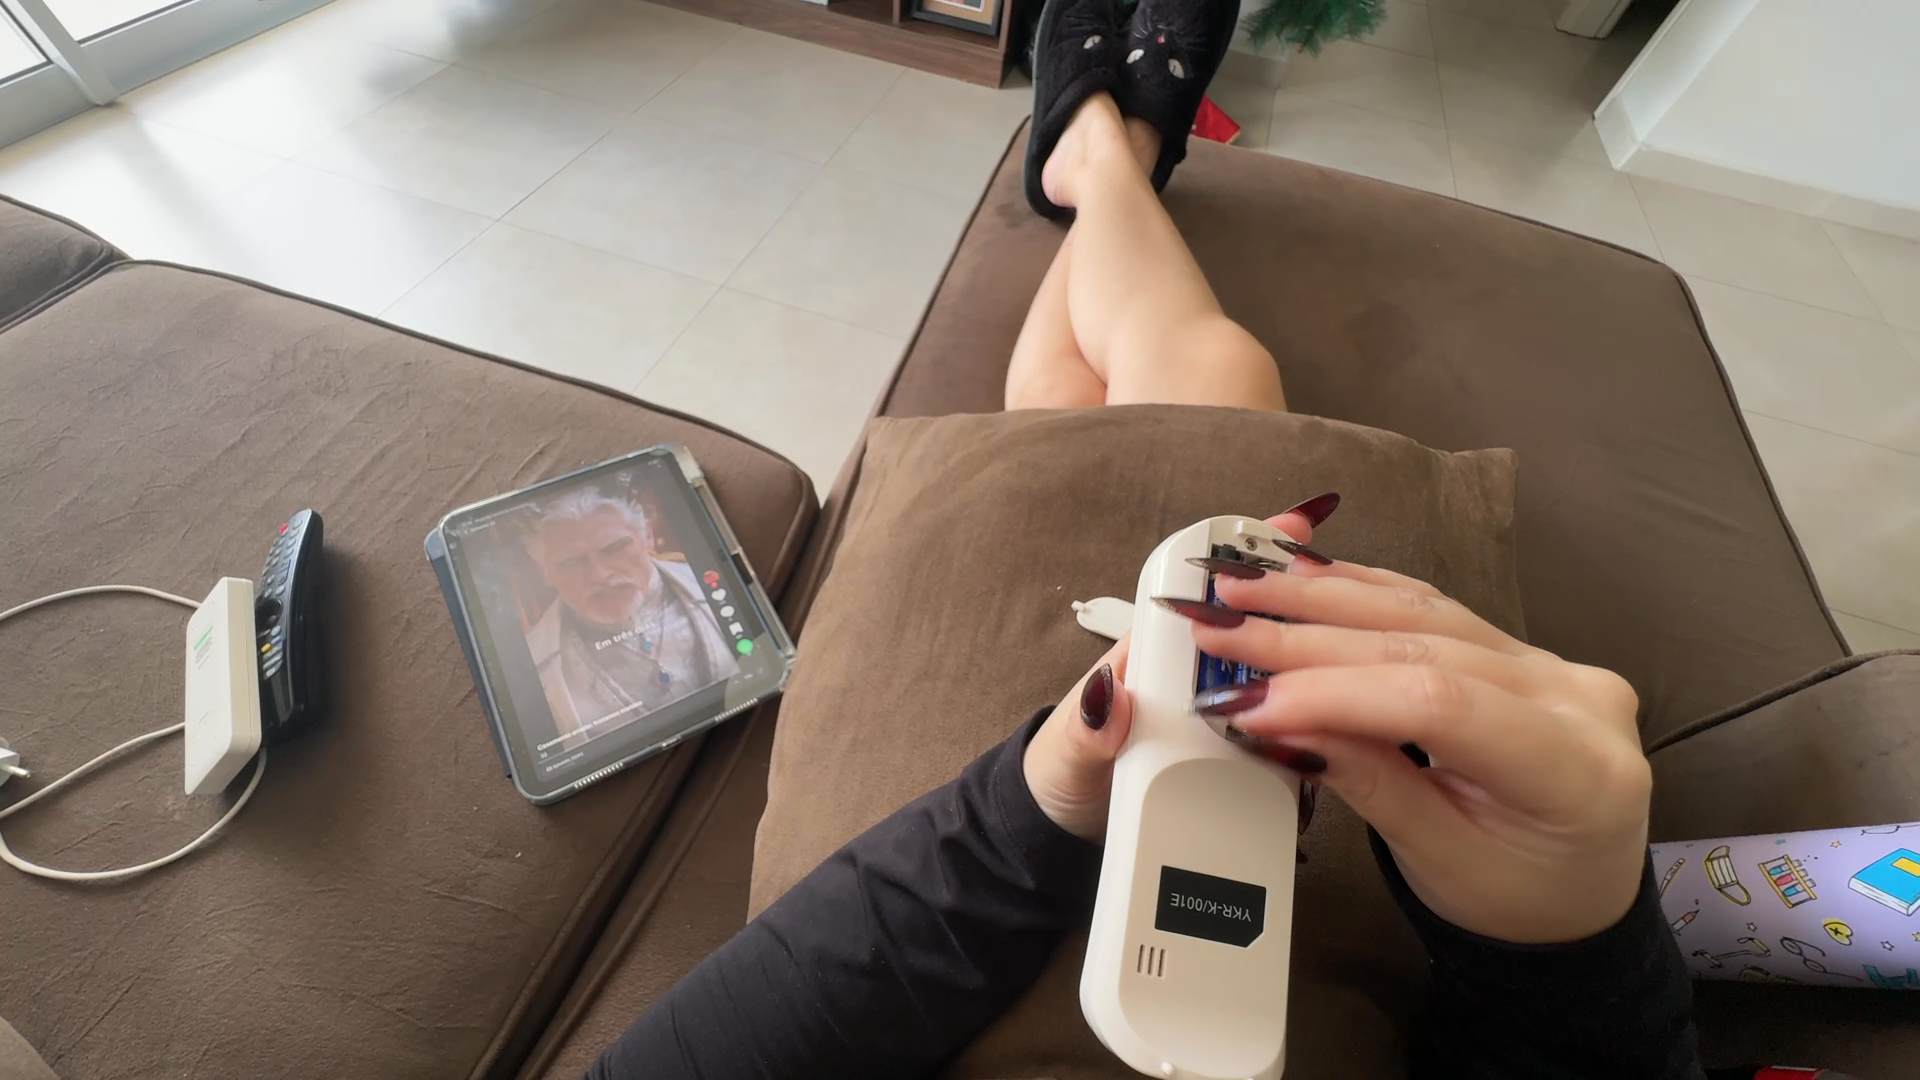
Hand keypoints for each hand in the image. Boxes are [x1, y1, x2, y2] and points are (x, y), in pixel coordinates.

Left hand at [1023, 501, 1329, 841]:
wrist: (1065, 829)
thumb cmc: (1062, 772)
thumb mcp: (1070, 750)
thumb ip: (1088, 729)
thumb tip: (1109, 697)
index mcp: (1146, 661)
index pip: (1195, 604)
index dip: (1239, 567)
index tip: (1290, 532)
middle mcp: (1185, 685)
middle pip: (1248, 638)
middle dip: (1296, 606)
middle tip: (1356, 587)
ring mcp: (1210, 724)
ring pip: (1271, 686)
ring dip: (1313, 666)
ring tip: (1370, 651)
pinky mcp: (1227, 766)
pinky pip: (1274, 740)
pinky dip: (1308, 729)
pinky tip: (1349, 727)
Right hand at [1186, 557, 1649, 944]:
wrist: (1571, 893)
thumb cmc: (1511, 896)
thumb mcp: (1435, 855)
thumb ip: (1361, 778)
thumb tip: (1274, 722)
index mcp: (1574, 767)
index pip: (1434, 703)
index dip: (1330, 693)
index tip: (1245, 702)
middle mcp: (1571, 694)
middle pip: (1415, 643)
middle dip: (1302, 635)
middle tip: (1218, 625)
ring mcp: (1544, 660)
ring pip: (1414, 609)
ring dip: (1317, 594)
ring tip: (1243, 584)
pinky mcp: (1510, 646)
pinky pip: (1423, 603)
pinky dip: (1353, 586)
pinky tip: (1300, 571)